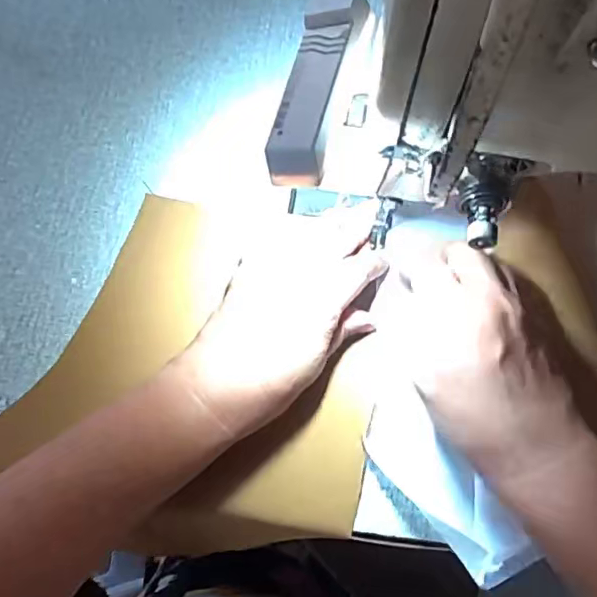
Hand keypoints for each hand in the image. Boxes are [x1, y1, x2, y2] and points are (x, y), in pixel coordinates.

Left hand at [168, 205, 386, 437]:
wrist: (213, 384)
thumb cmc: (268, 383)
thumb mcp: (316, 361)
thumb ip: (341, 330)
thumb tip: (364, 318)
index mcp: (325, 297)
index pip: (360, 268)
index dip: (374, 262)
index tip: (382, 262)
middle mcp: (299, 274)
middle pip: (334, 238)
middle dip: (355, 224)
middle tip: (370, 211)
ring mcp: (269, 268)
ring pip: (305, 232)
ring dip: (326, 222)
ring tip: (341, 212)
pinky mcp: (245, 270)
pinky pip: (273, 238)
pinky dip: (290, 229)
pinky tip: (297, 227)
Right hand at [383, 240, 596, 481]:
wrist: (536, 442)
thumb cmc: (469, 420)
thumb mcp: (422, 379)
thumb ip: (405, 334)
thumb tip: (396, 308)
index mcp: (454, 312)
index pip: (419, 265)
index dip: (401, 269)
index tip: (395, 283)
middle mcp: (488, 296)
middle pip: (456, 252)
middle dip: (434, 261)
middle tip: (421, 282)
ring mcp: (517, 302)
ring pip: (485, 261)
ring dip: (462, 267)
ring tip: (449, 292)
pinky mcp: (536, 313)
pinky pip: (505, 278)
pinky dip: (485, 281)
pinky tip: (477, 307)